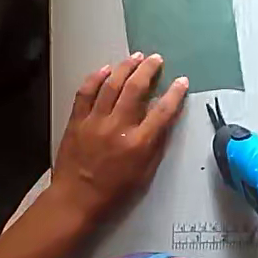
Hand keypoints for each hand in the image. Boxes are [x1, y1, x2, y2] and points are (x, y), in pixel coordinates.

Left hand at [47, 53, 187, 221]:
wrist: (75, 199)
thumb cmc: (113, 192)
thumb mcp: (145, 174)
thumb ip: (156, 145)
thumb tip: (165, 121)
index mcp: (138, 144)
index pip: (162, 111)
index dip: (175, 93)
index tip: (181, 82)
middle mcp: (118, 127)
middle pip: (136, 88)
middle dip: (149, 69)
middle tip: (156, 60)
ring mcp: (95, 121)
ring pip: (111, 84)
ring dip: (125, 67)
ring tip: (135, 58)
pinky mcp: (77, 121)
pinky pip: (86, 92)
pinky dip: (96, 78)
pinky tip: (105, 70)